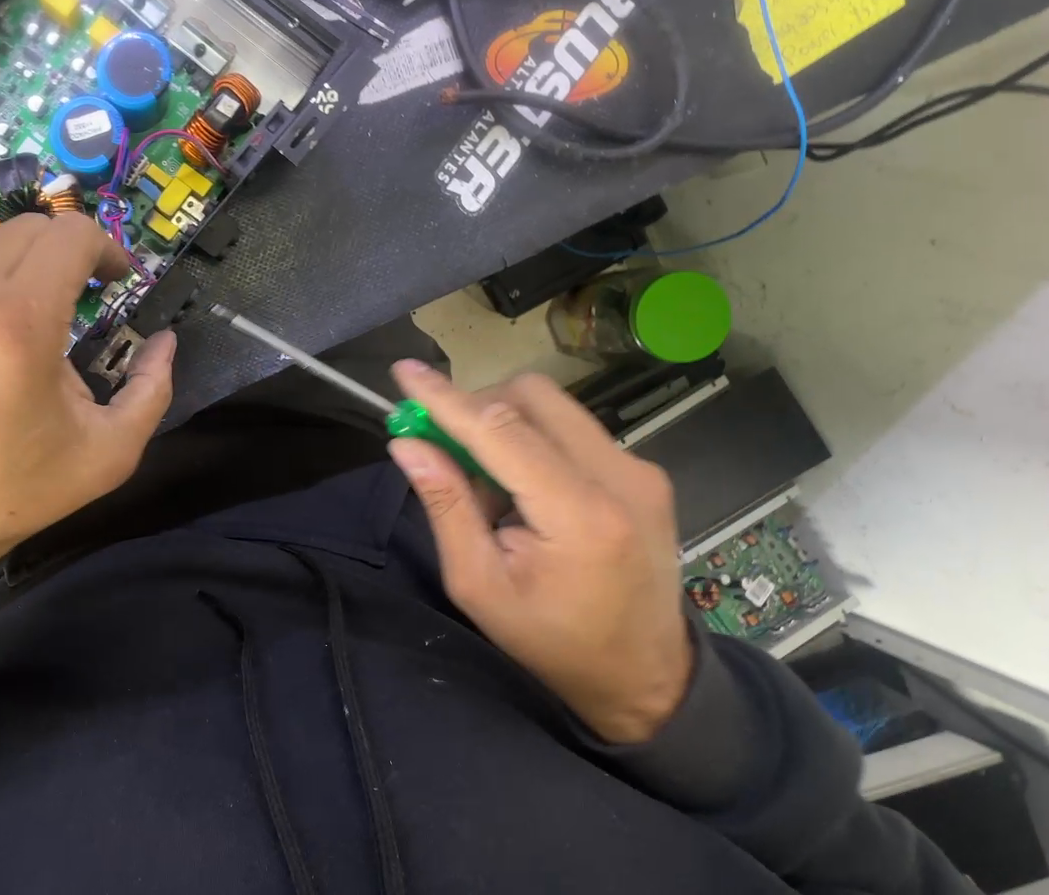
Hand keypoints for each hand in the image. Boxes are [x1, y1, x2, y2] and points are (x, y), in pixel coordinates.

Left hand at [0, 212, 174, 573]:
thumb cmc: (17, 488)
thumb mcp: (110, 452)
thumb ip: (153, 387)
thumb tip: (165, 340)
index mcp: (20, 323)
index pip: (72, 235)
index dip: (105, 249)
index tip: (111, 279)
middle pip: (28, 229)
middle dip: (62, 255)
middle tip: (72, 297)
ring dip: (11, 267)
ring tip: (15, 315)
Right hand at [388, 363, 690, 743]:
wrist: (645, 677)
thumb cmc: (551, 641)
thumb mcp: (477, 584)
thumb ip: (445, 505)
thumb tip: (406, 443)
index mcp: (579, 513)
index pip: (499, 429)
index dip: (445, 397)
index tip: (403, 371)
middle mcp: (619, 477)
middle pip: (531, 397)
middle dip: (475, 407)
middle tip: (442, 447)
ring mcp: (639, 471)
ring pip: (551, 407)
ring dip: (503, 427)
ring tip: (488, 488)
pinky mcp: (643, 474)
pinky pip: (571, 430)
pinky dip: (531, 444)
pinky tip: (522, 494)